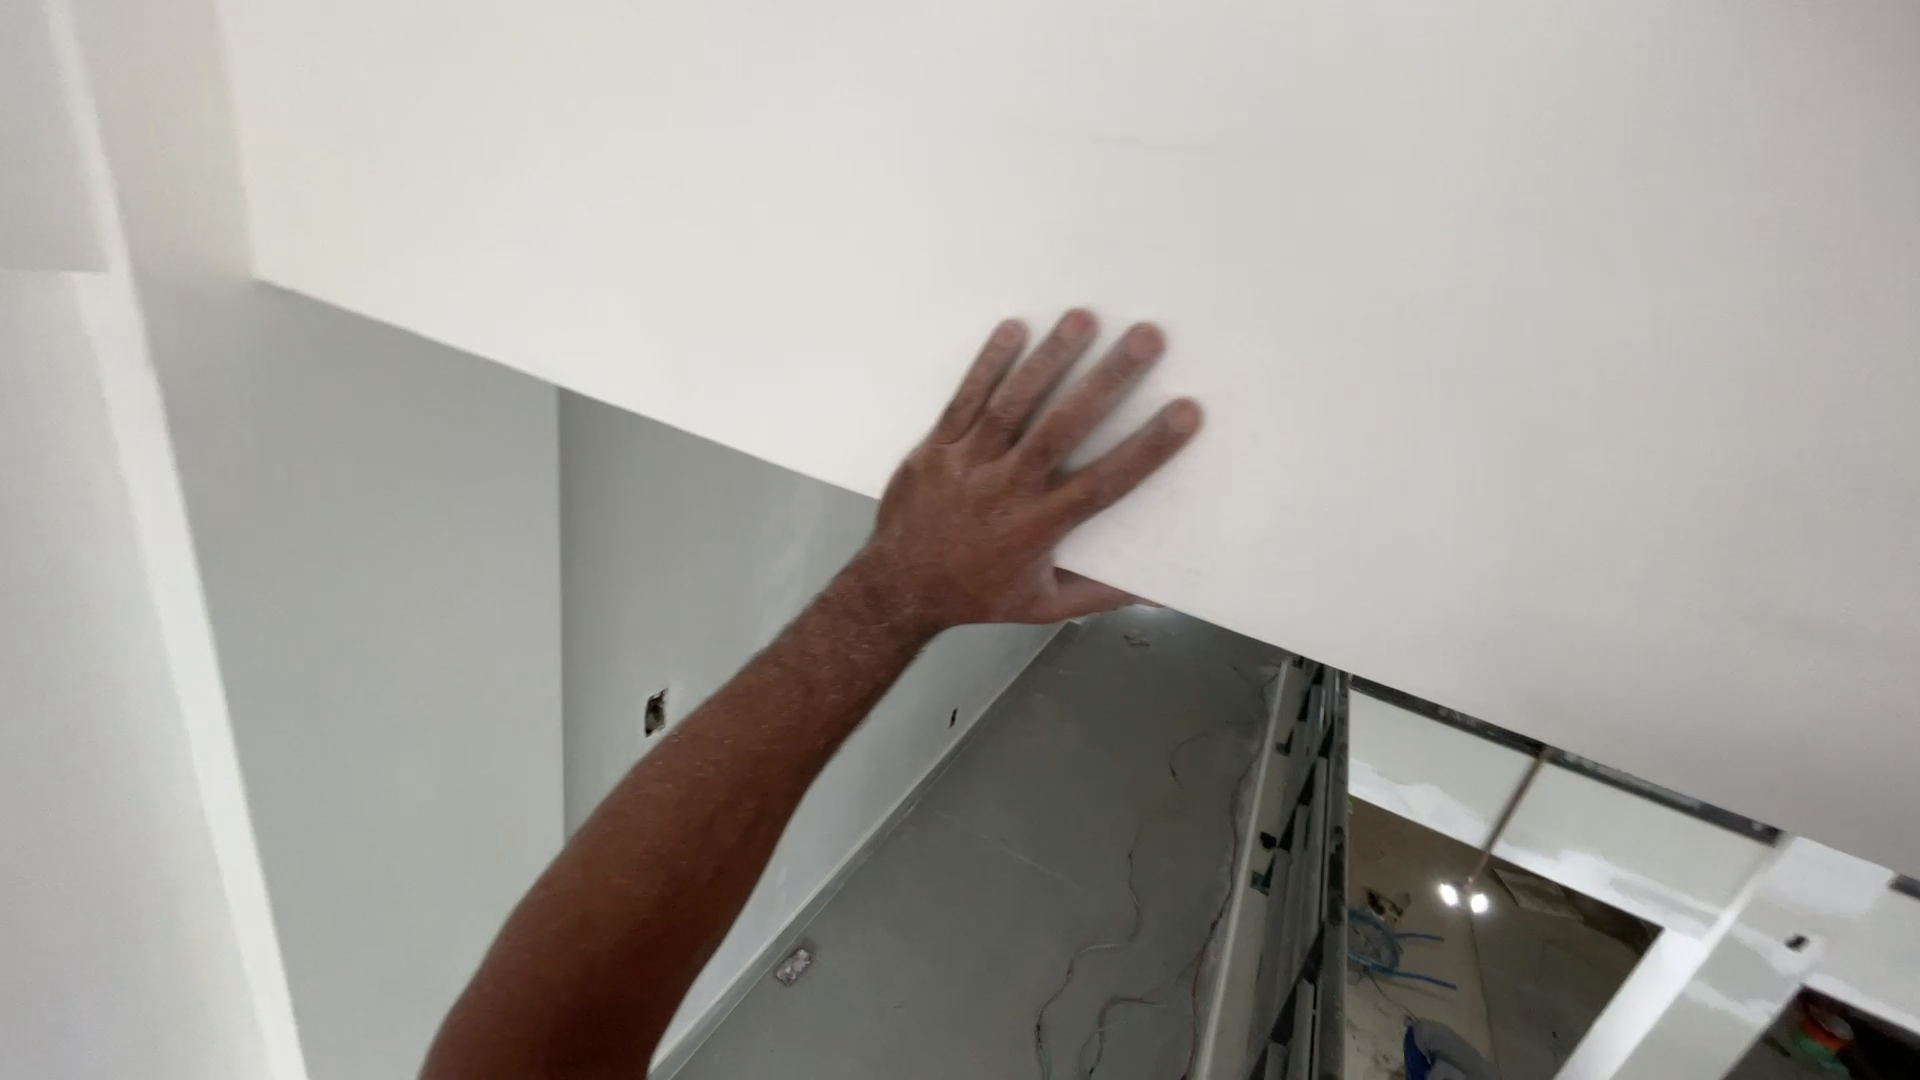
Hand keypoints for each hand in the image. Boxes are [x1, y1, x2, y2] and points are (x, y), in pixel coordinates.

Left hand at [854, 309, 1201, 629]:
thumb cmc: (976, 596)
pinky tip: (1013, 329)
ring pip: (1012, 404)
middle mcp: (1005, 489)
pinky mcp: (936, 448)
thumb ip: (1097, 595)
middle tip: (1144, 338)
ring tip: (1083, 318)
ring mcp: (967, 464)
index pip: (1103, 484)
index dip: (1147, 449)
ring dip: (1049, 359)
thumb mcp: (1042, 606)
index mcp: (1038, 527)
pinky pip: (963, 400)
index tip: (1184, 412)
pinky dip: (987, 364)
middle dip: (1105, 381)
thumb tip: (1155, 594)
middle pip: (1061, 429)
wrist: (899, 588)